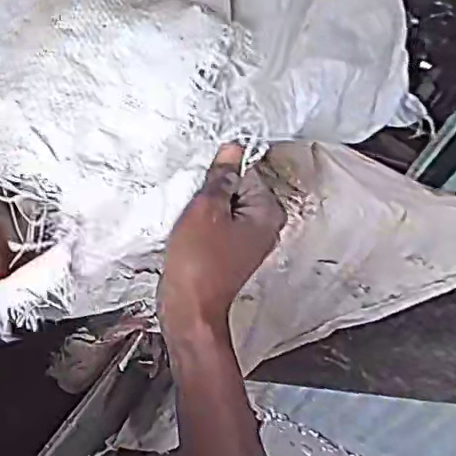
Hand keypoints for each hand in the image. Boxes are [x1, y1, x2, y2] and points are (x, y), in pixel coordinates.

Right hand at [159, 143, 283, 333]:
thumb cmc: (198, 261)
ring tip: (187, 225)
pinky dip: (199, 228)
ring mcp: (247, 242)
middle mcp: (265, 226)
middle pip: (235, 191)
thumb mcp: (204, 210)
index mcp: (268, 212)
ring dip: (201, 212)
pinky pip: (215, 228)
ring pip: (222, 210)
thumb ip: (220, 177)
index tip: (199, 190)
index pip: (244, 173)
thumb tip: (233, 148)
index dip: (218, 176)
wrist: (189, 307)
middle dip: (209, 195)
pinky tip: (186, 237)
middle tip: (191, 210)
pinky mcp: (228, 254)